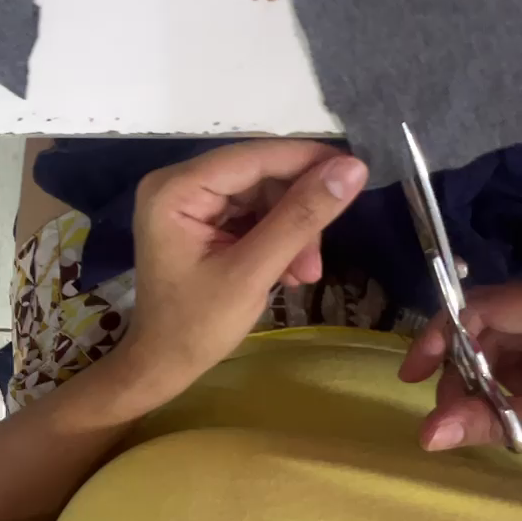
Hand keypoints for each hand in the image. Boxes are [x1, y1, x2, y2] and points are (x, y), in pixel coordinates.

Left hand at [120, 141, 367, 399]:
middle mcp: (176, 185)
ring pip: (262, 195)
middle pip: (259, 173)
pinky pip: (251, 213)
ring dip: (292, 229)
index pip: (252, 156)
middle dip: (297, 209)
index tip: (358, 173)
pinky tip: (290, 271)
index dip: (307, 160)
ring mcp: (187, 202)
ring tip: (305, 274)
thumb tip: (352, 168)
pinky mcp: (199, 221)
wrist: (163, 364)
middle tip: (319, 253)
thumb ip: (300, 218)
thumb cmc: (196, 326)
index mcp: (174, 190)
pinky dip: (276, 238)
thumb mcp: (252, 271)